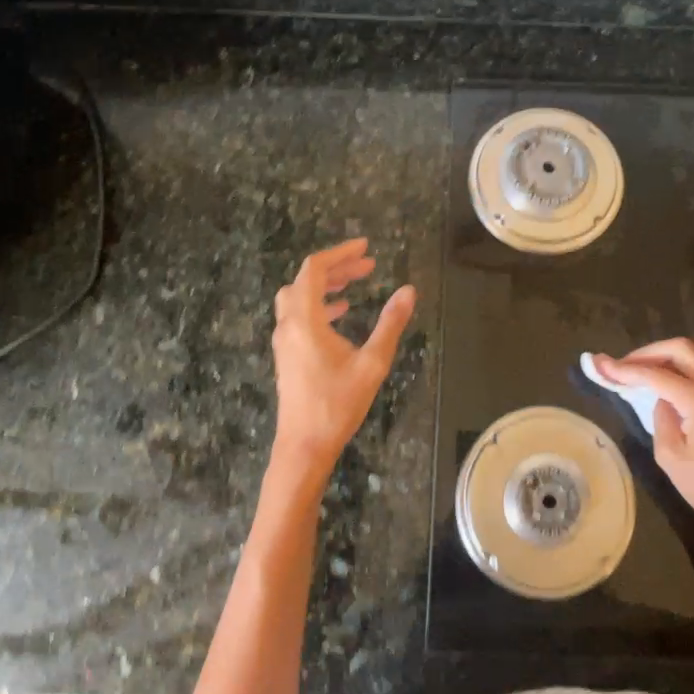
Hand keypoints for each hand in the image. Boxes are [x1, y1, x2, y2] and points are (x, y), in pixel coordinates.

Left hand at [269, 239, 416, 472]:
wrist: (303, 445)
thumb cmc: (337, 404)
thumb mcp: (372, 363)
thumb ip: (390, 324)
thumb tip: (409, 291)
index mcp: (305, 320)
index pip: (315, 270)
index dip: (340, 253)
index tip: (366, 247)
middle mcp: (289, 324)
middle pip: (306, 279)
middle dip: (336, 267)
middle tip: (367, 264)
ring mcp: (284, 340)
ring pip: (298, 296)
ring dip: (326, 284)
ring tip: (355, 282)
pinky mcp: (287, 354)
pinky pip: (298, 314)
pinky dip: (319, 303)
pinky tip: (340, 313)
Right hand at [593, 339, 693, 554]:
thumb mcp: (671, 457)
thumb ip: (660, 418)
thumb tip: (662, 401)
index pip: (656, 375)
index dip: (626, 369)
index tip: (601, 365)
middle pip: (680, 350)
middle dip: (647, 352)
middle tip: (622, 366)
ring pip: (692, 359)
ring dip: (663, 360)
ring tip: (636, 375)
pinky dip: (677, 372)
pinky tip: (660, 387)